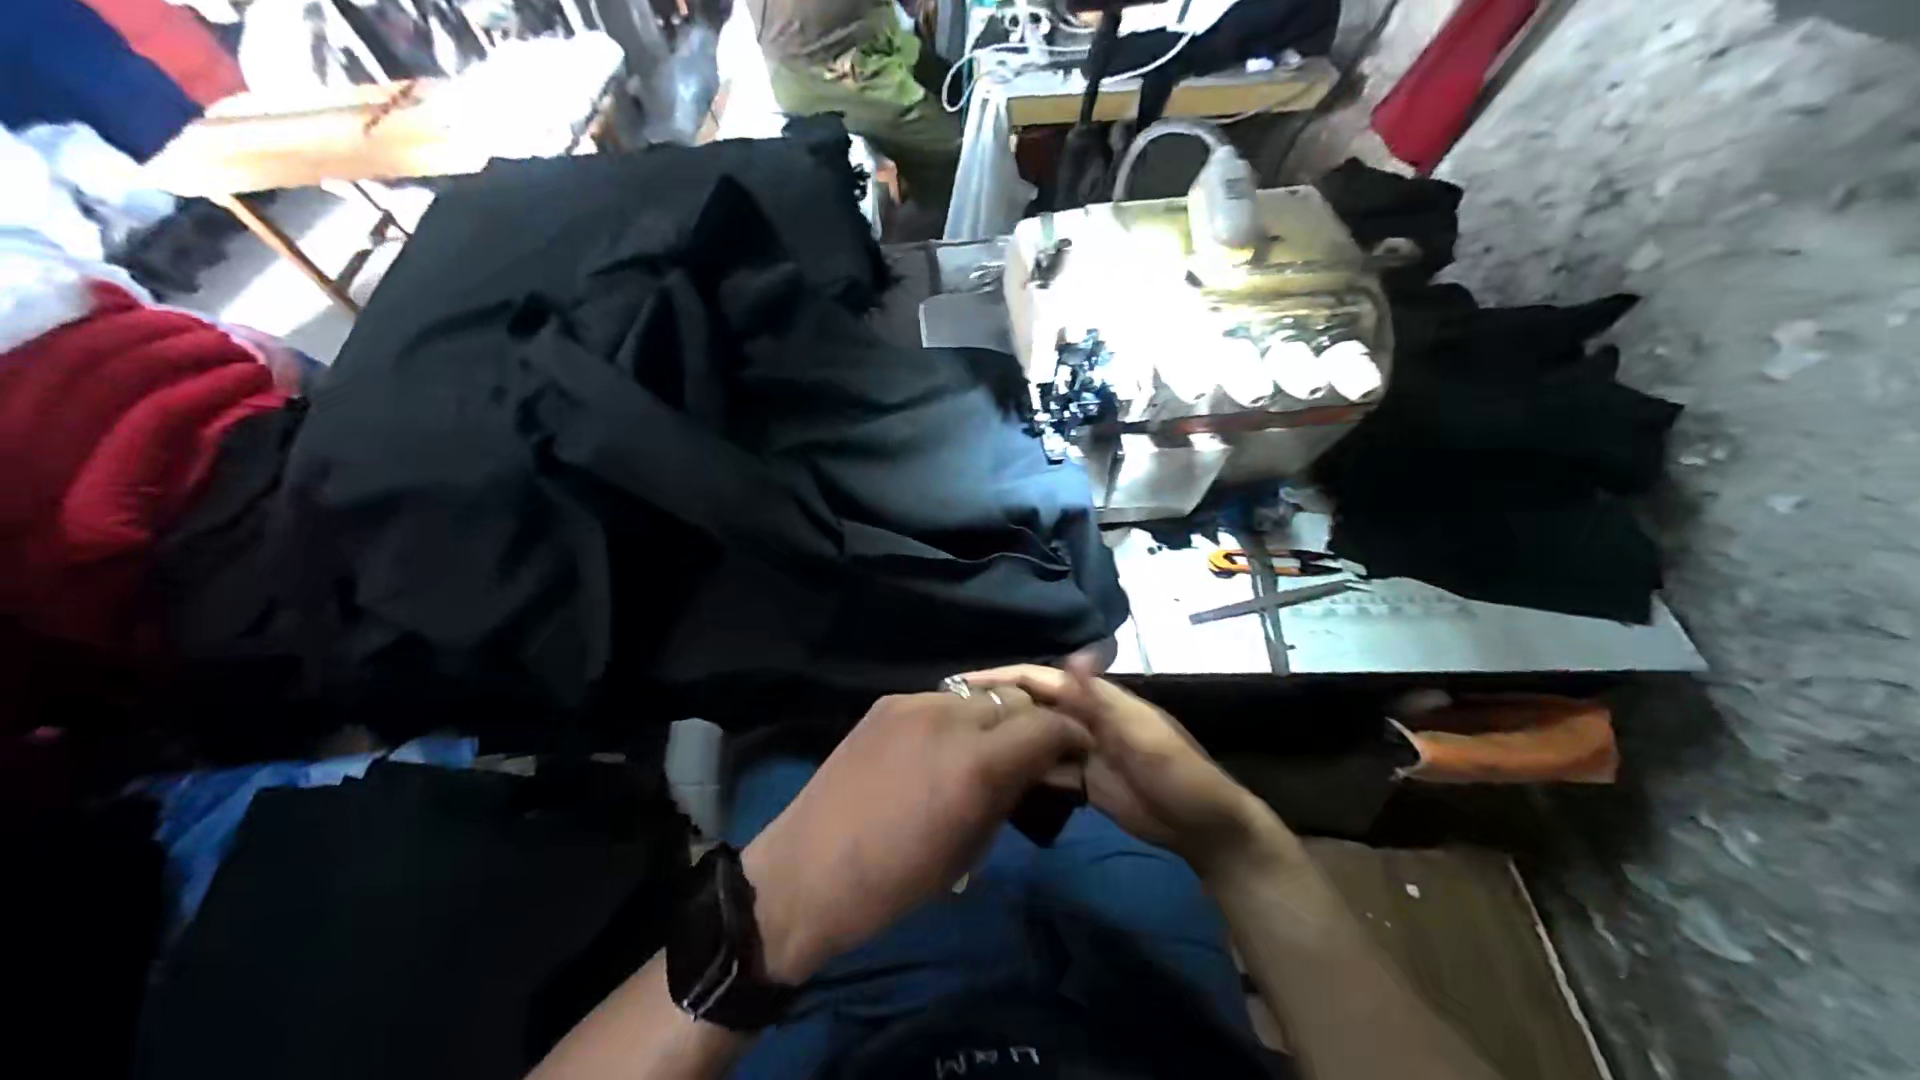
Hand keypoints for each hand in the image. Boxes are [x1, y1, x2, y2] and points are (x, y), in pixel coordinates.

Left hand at [740, 688, 1090, 983]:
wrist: (809, 870)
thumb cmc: (896, 881)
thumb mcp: (971, 848)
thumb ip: (1011, 794)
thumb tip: (1038, 768)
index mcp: (977, 763)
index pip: (1047, 725)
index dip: (1070, 735)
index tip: (1075, 750)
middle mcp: (949, 718)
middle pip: (1015, 700)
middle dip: (1031, 725)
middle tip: (1028, 754)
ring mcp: (913, 703)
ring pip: (977, 696)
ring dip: (991, 720)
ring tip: (981, 749)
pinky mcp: (886, 703)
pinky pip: (939, 701)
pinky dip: (953, 720)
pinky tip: (938, 747)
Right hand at [963, 655, 1299, 878]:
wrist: (1206, 829)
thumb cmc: (1177, 774)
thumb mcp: (1141, 735)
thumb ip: (1100, 700)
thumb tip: (1071, 654)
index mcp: (1099, 699)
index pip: (1042, 679)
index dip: (1003, 677)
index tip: (961, 681)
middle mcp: (1087, 719)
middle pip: (1034, 706)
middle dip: (997, 705)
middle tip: (951, 716)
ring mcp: (1084, 751)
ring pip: (1036, 739)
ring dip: (1007, 739)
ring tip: (964, 746)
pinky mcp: (1085, 782)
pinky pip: (1046, 771)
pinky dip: (1023, 771)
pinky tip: (996, 778)